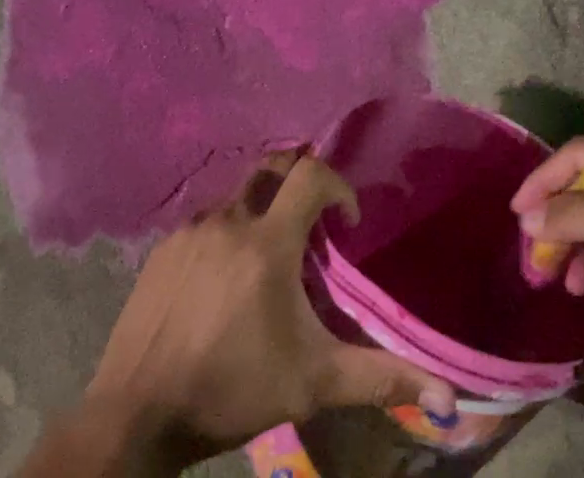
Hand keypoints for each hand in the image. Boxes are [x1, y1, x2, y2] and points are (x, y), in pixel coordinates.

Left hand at [87, 152, 456, 457]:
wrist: (135, 415)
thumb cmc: (232, 390)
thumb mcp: (314, 384)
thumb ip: (381, 379)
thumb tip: (448, 401)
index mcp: (267, 243)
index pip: (312, 175)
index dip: (339, 188)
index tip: (347, 224)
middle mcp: (227, 222)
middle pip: (271, 167)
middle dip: (300, 180)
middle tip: (314, 219)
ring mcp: (188, 233)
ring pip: (237, 195)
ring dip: (263, 210)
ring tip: (272, 256)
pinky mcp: (160, 252)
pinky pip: (205, 221)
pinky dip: (228, 232)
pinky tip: (226, 277)